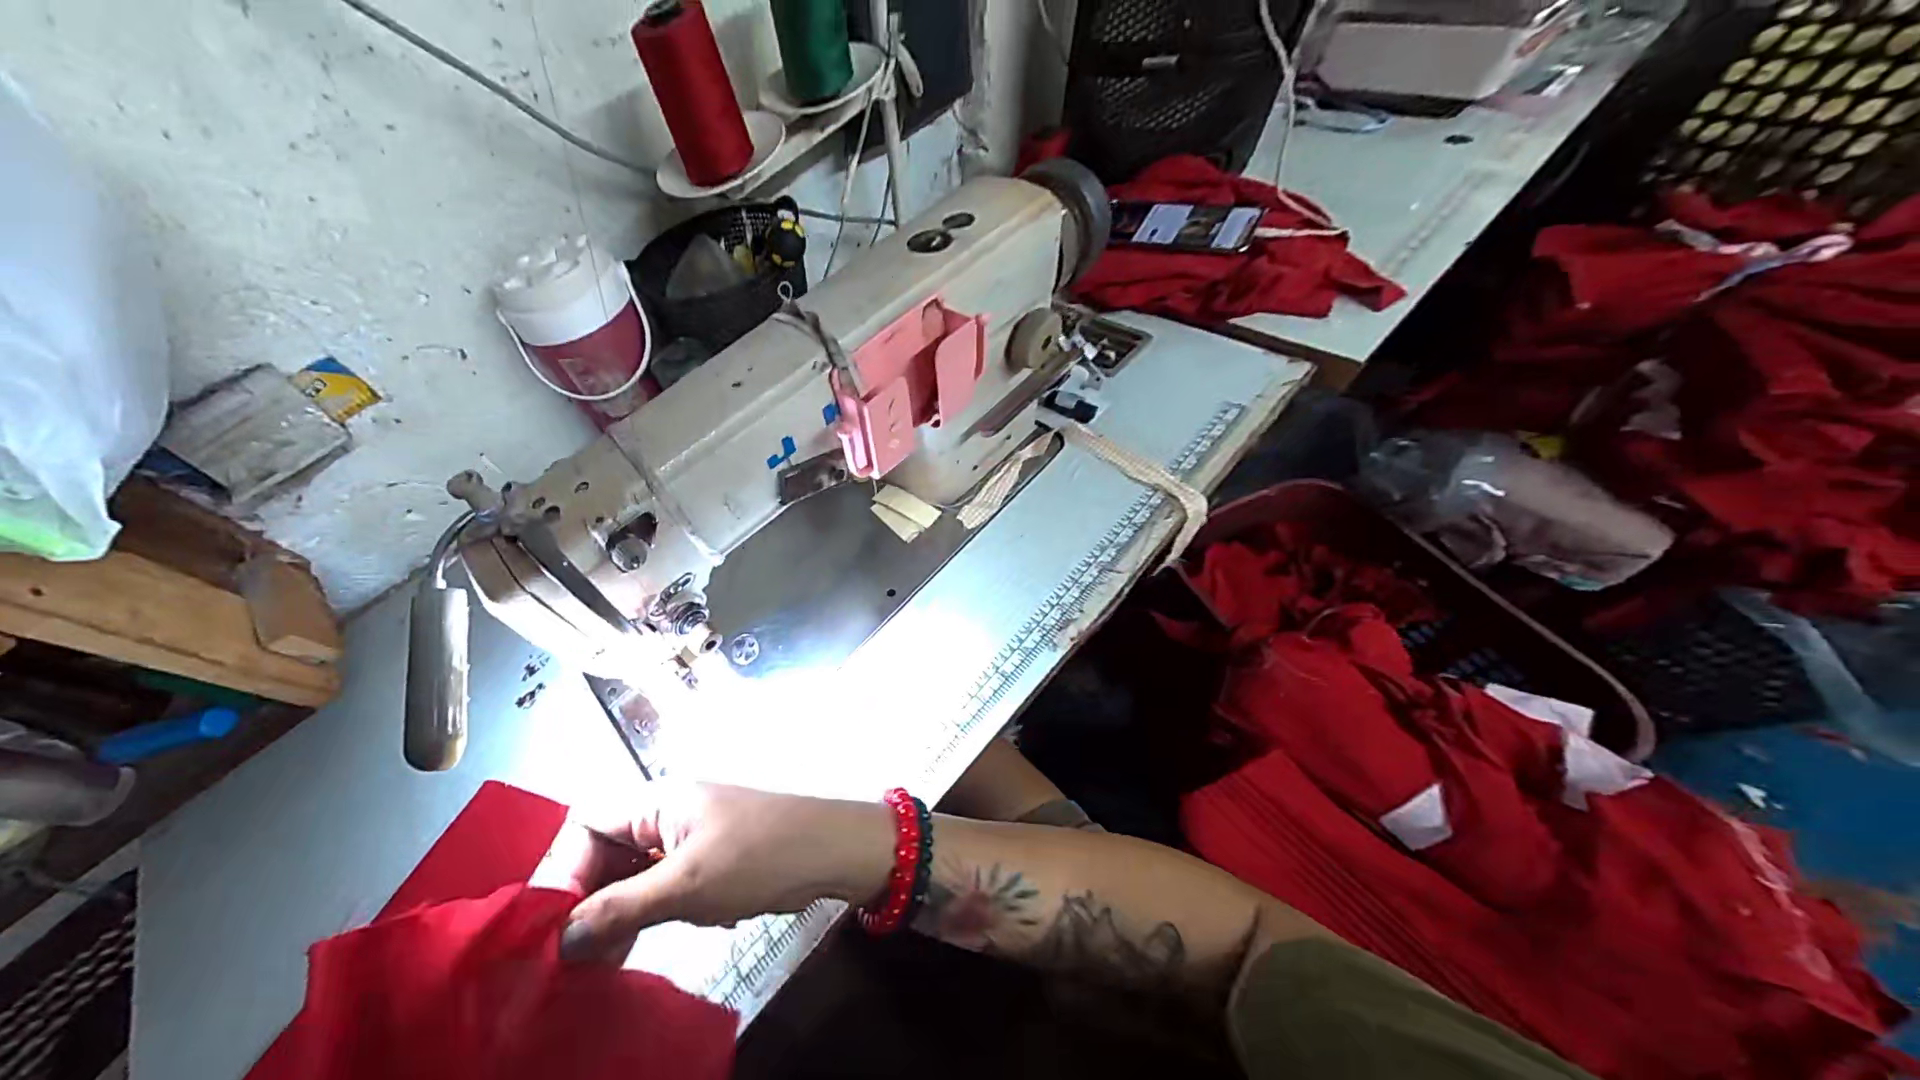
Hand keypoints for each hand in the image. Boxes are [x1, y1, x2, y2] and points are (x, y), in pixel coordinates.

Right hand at [554, 782, 895, 964]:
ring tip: (614, 960)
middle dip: (592, 903)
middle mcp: (668, 812)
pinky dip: (660, 910)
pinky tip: (671, 932)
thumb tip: (559, 939)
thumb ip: (619, 909)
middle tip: (581, 958)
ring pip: (635, 874)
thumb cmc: (759, 856)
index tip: (557, 928)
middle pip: (607, 853)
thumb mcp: (686, 885)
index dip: (564, 873)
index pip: (586, 827)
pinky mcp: (711, 859)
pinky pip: (666, 884)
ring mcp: (691, 835)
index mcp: (658, 800)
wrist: (834, 850)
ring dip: (624, 914)